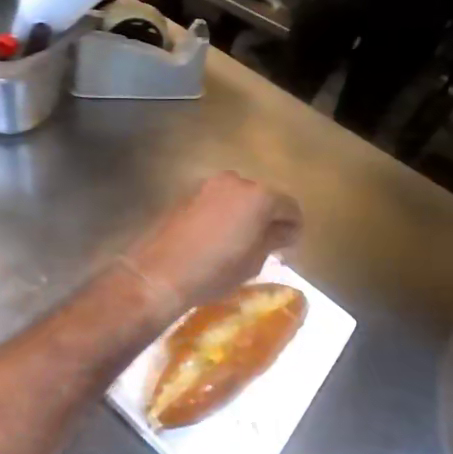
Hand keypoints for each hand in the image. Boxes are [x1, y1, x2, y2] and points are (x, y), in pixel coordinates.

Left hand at [126, 172, 302, 312]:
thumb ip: (275, 239)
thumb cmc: (215, 271)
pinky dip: (222, 213)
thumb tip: (284, 230)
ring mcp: (208, 184)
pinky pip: (216, 200)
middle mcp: (236, 181)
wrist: (159, 272)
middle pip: (263, 197)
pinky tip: (214, 237)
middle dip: (267, 218)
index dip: (293, 228)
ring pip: (238, 197)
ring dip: (243, 214)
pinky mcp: (187, 192)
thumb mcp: (254, 261)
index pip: (290, 207)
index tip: (287, 248)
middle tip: (264, 245)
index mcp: (260, 196)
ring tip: (237, 242)